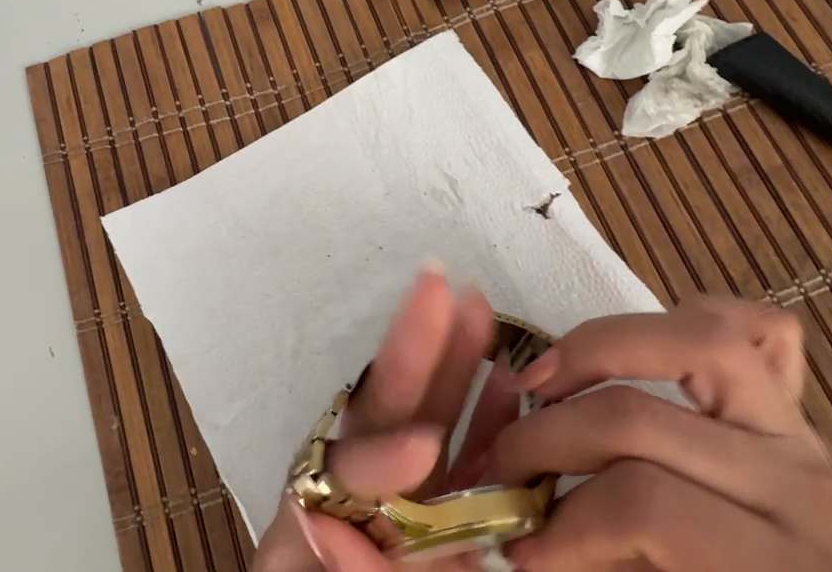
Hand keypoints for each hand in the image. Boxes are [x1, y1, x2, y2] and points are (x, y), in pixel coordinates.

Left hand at [252, 262, 521, 571]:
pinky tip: (512, 387)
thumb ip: (319, 557)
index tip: (418, 450)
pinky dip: (496, 430)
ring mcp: (412, 511)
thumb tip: (335, 522)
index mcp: (322, 502)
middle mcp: (369, 495)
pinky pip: (477, 474)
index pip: (350, 458)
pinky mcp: (456, 537)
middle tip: (439, 286)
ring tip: (481, 309)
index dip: (381, 450)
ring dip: (461, 369)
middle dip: (418, 351)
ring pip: (440, 426)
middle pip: (393, 413)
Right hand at [494, 296, 831, 571]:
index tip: (520, 548)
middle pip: (639, 418)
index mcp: (780, 563)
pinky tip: (640, 347)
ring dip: (595, 348)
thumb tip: (523, 540)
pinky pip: (761, 331)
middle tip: (505, 468)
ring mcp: (806, 437)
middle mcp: (801, 484)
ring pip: (696, 336)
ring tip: (543, 382)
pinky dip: (693, 317)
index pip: (642, 506)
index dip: (563, 527)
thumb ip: (615, 569)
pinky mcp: (803, 417)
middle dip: (549, 438)